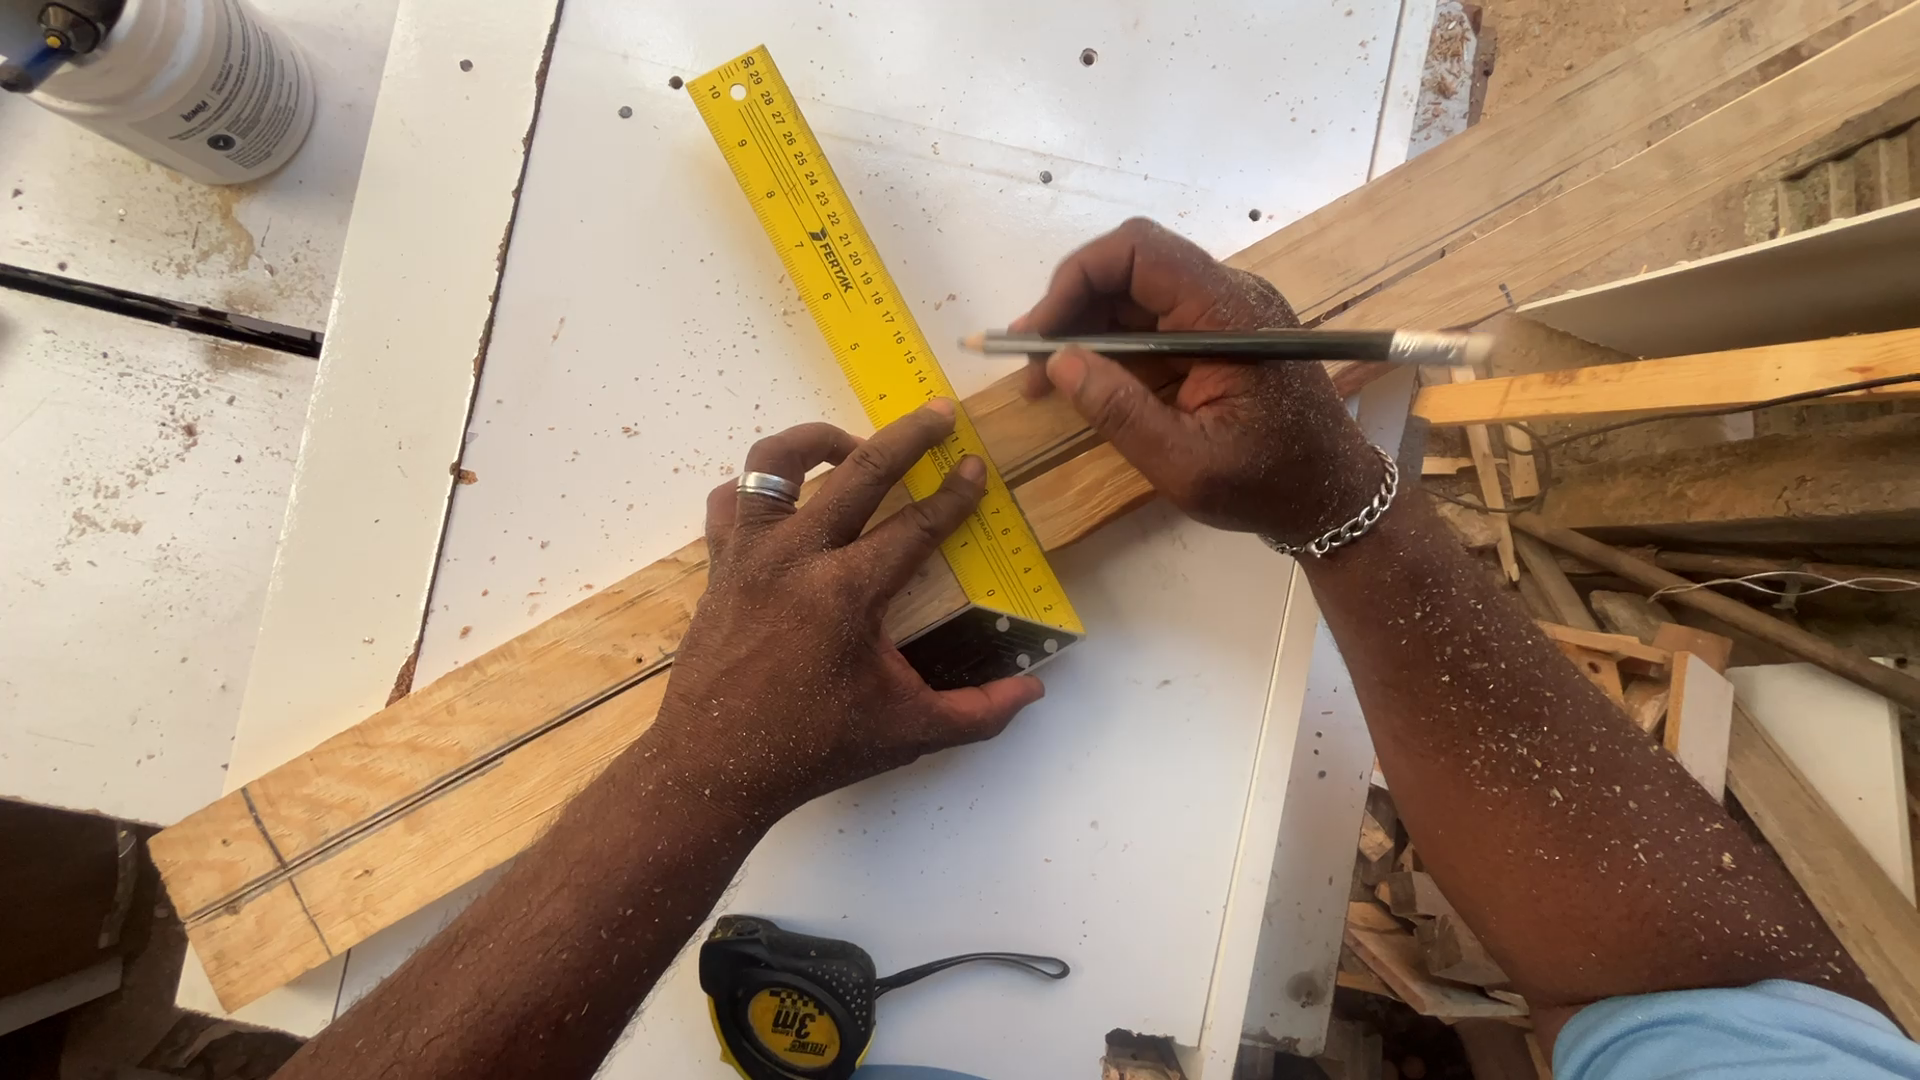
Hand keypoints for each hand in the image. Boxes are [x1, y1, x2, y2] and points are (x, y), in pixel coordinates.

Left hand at [652, 403, 1045, 824]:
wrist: (713, 768)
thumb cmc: (814, 748)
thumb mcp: (909, 732)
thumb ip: (979, 712)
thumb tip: (1035, 692)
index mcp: (847, 593)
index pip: (917, 526)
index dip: (955, 494)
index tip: (976, 467)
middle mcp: (796, 558)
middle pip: (859, 470)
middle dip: (909, 435)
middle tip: (940, 412)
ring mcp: (750, 555)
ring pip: (776, 463)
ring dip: (820, 440)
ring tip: (853, 446)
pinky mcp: (720, 565)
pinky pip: (732, 502)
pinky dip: (759, 488)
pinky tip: (788, 501)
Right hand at [1015, 218, 1381, 546]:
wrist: (1328, 496)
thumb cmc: (1267, 486)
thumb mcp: (1186, 463)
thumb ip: (1122, 413)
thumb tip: (1059, 363)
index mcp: (1226, 316)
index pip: (1139, 252)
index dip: (1075, 280)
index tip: (1037, 334)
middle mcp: (1225, 297)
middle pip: (1128, 268)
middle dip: (1068, 308)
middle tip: (1028, 364)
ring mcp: (1220, 315)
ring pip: (1132, 295)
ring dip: (1081, 329)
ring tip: (1044, 378)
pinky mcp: (1213, 337)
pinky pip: (1149, 323)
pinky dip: (1106, 346)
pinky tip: (1084, 380)